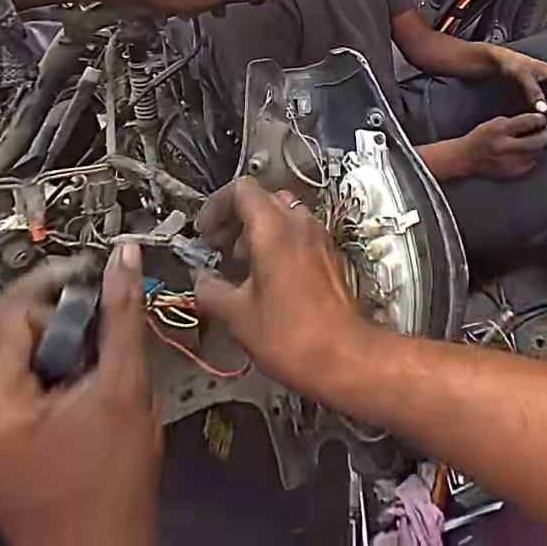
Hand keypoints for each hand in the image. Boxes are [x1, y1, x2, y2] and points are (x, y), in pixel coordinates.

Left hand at [0, 247, 158, 545]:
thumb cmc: (113, 483)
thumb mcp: (124, 388)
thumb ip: (121, 315)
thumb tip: (122, 257)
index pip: (8, 314)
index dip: (54, 291)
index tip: (93, 284)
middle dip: (42, 308)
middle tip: (89, 310)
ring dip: (34, 331)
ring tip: (81, 345)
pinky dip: (25, 358)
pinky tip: (62, 370)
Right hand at [192, 179, 382, 392]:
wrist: (344, 356)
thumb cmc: (290, 335)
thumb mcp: (237, 315)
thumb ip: (210, 290)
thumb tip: (202, 280)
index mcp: (273, 228)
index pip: (241, 190)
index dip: (216, 205)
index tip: (204, 231)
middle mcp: (298, 222)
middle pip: (261, 198)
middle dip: (234, 218)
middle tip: (217, 246)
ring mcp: (317, 235)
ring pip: (281, 213)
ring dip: (256, 229)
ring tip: (239, 262)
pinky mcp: (328, 252)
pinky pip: (297, 231)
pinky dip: (277, 240)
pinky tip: (266, 274)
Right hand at [456, 113, 546, 178]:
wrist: (467, 158)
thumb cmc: (480, 138)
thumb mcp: (494, 123)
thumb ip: (515, 122)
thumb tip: (537, 122)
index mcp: (501, 130)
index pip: (530, 122)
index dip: (540, 119)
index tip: (540, 119)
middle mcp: (508, 147)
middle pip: (540, 140)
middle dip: (545, 133)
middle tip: (543, 130)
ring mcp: (513, 162)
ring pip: (538, 152)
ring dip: (538, 145)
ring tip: (530, 141)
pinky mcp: (515, 173)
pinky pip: (532, 162)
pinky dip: (531, 156)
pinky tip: (522, 153)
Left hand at [491, 47, 546, 116]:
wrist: (503, 62)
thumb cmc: (513, 65)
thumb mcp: (522, 77)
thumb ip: (534, 93)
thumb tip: (544, 110)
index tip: (541, 115)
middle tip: (538, 119)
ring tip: (534, 117)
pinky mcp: (544, 96)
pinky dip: (543, 114)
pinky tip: (532, 115)